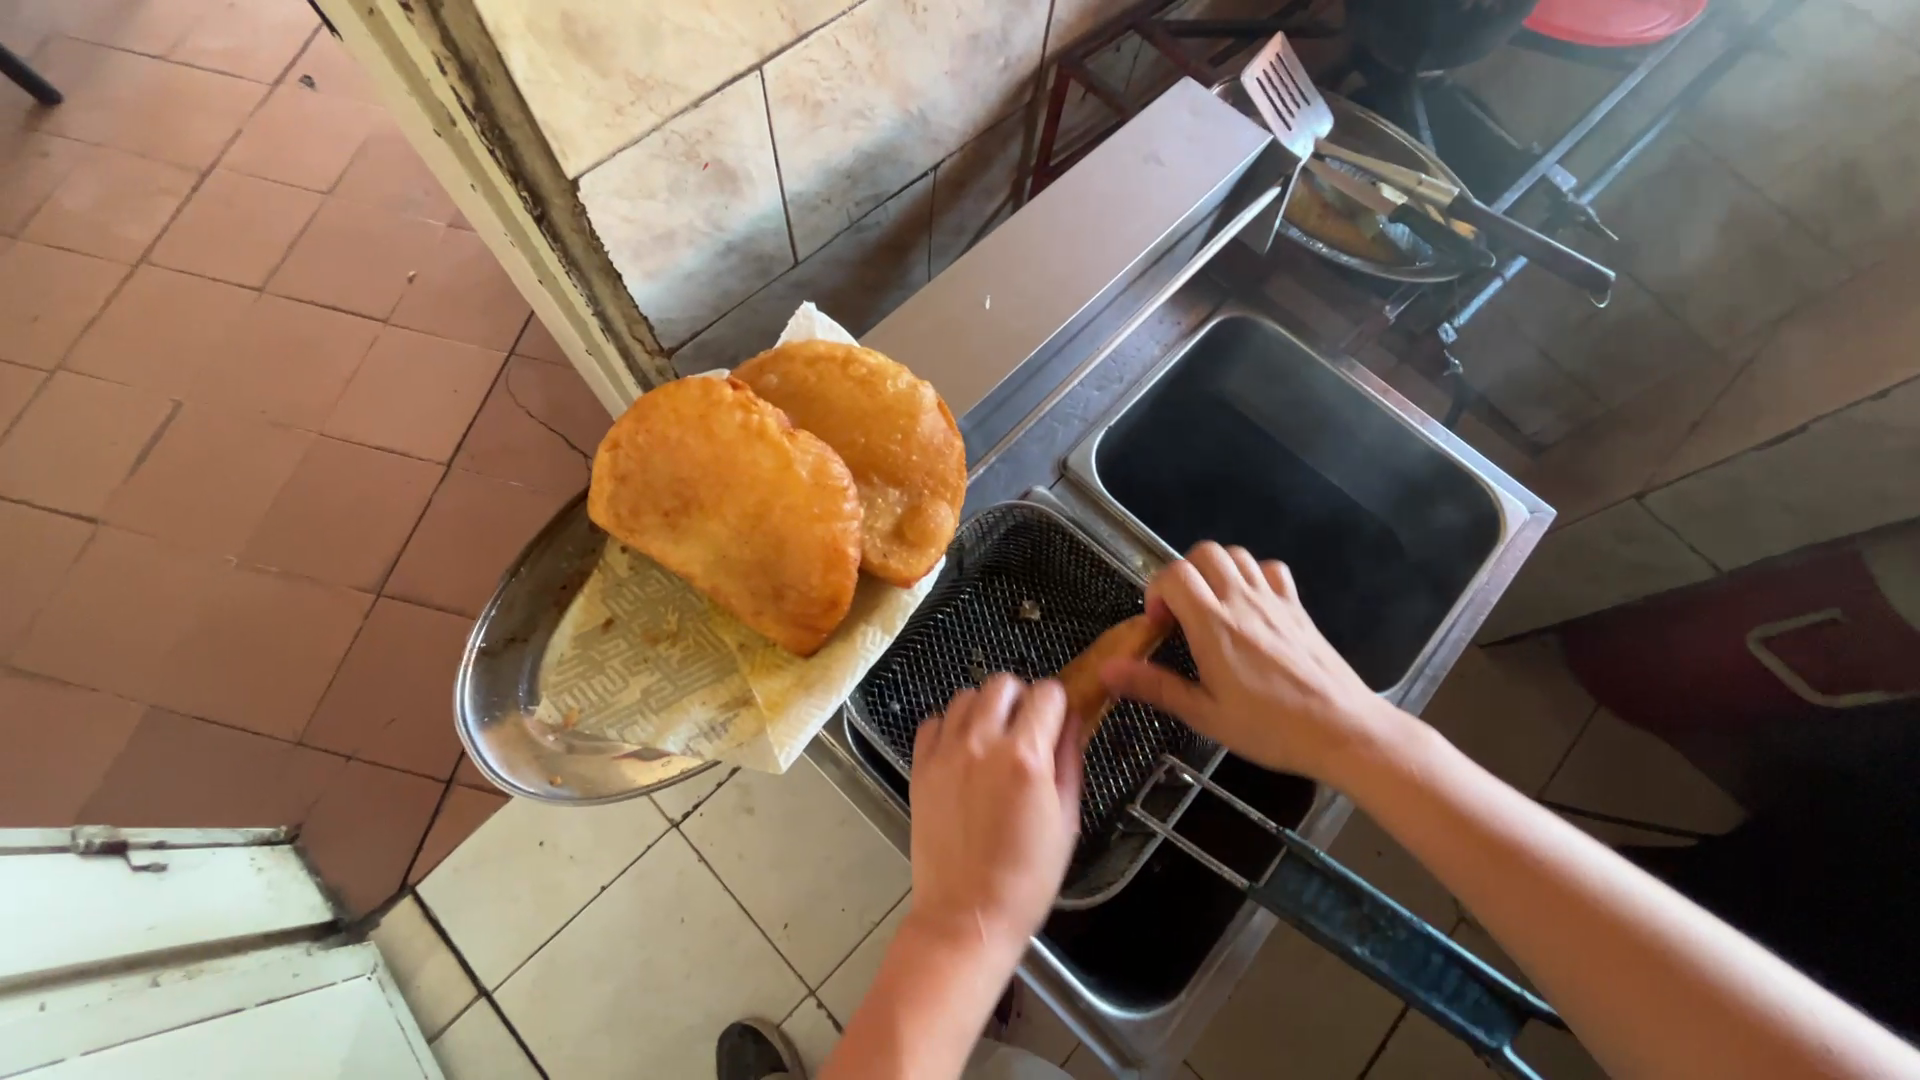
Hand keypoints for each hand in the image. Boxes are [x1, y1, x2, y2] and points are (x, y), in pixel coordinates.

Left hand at [907, 675, 1083, 957]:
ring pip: (966, 696)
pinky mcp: (920, 767)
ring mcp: (945, 753)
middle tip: (1027, 728)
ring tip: (992, 740)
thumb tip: (1072, 720)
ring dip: (985, 708)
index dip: (1057, 703)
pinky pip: (933, 721)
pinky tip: (962, 751)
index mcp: (1025, 757)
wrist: (967, 915)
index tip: (1057, 720)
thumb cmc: (1026, 877)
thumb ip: (1069, 759)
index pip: (1046, 693)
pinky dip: (950, 727)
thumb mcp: (1066, 819)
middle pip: (1003, 683)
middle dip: (1021, 697)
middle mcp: (982, 743)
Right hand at [1100, 541, 1410, 784]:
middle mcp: (1242, 601)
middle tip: (1181, 614)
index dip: (1157, 591)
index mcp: (1214, 626)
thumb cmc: (1271, 729)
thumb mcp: (1205, 715)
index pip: (1174, 574)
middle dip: (1183, 575)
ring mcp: (1274, 600)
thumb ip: (1155, 686)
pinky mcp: (1298, 608)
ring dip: (1215, 571)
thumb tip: (1108, 669)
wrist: (1344, 731)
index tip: (1160, 625)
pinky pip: (1271, 570)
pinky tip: (1251, 606)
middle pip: (1203, 553)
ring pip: (1236, 555)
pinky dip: (1253, 576)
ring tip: (1211, 607)